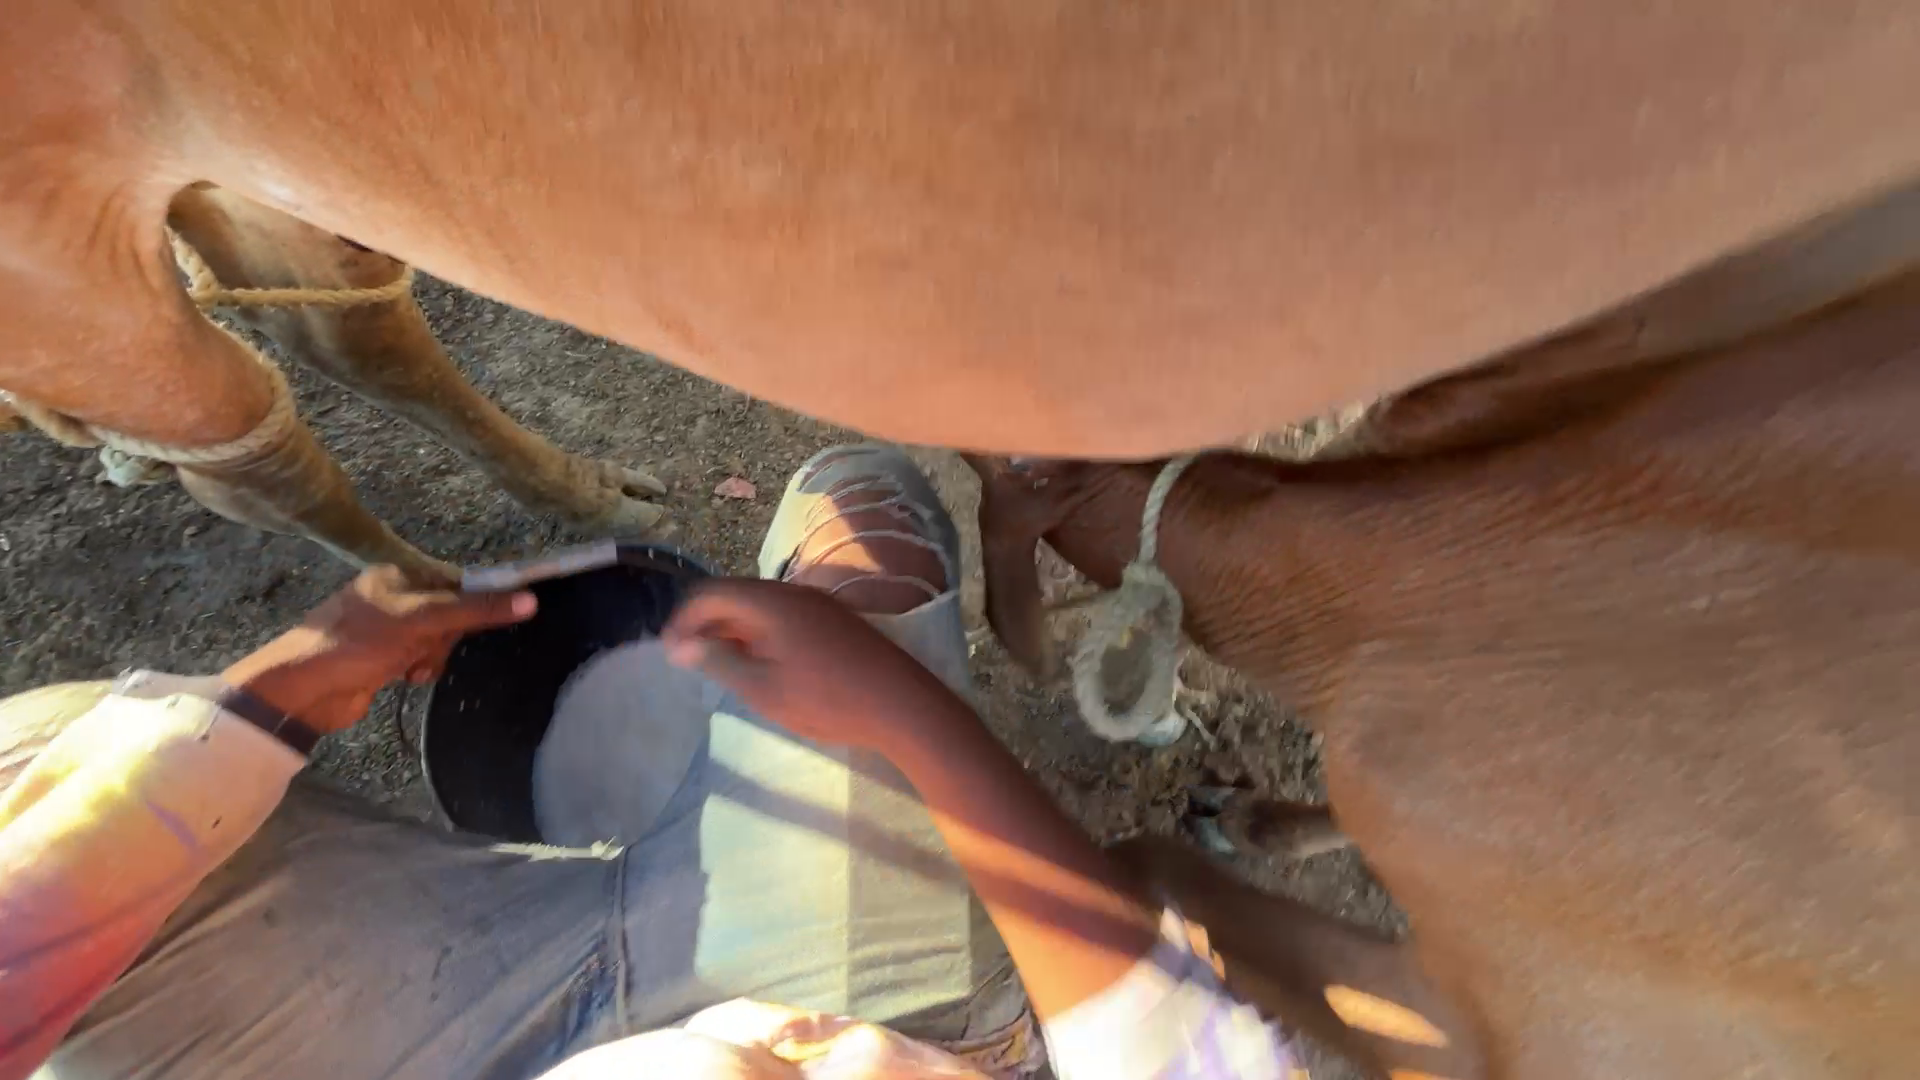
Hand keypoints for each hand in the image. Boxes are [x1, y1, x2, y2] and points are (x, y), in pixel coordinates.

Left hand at [220, 565, 536, 734]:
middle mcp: (395, 597)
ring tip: (414, 667)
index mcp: (399, 576)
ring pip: (442, 638)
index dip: (477, 602)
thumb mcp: (423, 620)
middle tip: (433, 645)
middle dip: (449, 636)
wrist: (300, 692)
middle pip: (455, 612)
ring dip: (435, 656)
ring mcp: (389, 629)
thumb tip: (532, 601)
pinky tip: (406, 677)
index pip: (460, 582)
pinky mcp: (385, 657)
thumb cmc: (358, 642)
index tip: (490, 621)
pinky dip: (422, 668)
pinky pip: (424, 657)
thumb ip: (477, 609)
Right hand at [661, 578, 970, 751]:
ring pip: (763, 605)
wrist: (902, 703)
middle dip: (709, 623)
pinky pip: (787, 615)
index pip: (712, 591)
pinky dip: (765, 632)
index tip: (670, 652)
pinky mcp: (837, 619)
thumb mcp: (763, 688)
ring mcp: (820, 603)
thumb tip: (681, 643)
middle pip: (738, 594)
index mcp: (772, 602)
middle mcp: (795, 592)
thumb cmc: (827, 700)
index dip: (684, 618)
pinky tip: (766, 663)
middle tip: (692, 661)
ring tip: (725, 666)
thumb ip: (719, 660)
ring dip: (737, 628)